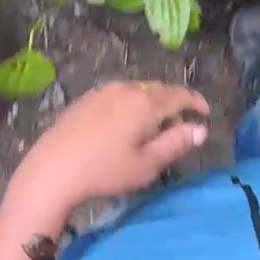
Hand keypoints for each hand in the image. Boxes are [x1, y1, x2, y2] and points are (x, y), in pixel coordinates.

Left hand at [9, 80, 211, 217]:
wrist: (54, 168)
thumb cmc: (105, 170)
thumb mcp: (147, 164)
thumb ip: (176, 143)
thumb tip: (200, 128)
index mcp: (145, 102)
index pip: (179, 95)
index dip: (195, 102)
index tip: (205, 113)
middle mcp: (126, 88)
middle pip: (158, 90)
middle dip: (173, 104)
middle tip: (180, 126)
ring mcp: (103, 91)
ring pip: (137, 91)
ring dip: (151, 104)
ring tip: (154, 128)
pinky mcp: (87, 98)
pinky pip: (119, 95)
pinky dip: (132, 105)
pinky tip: (126, 125)